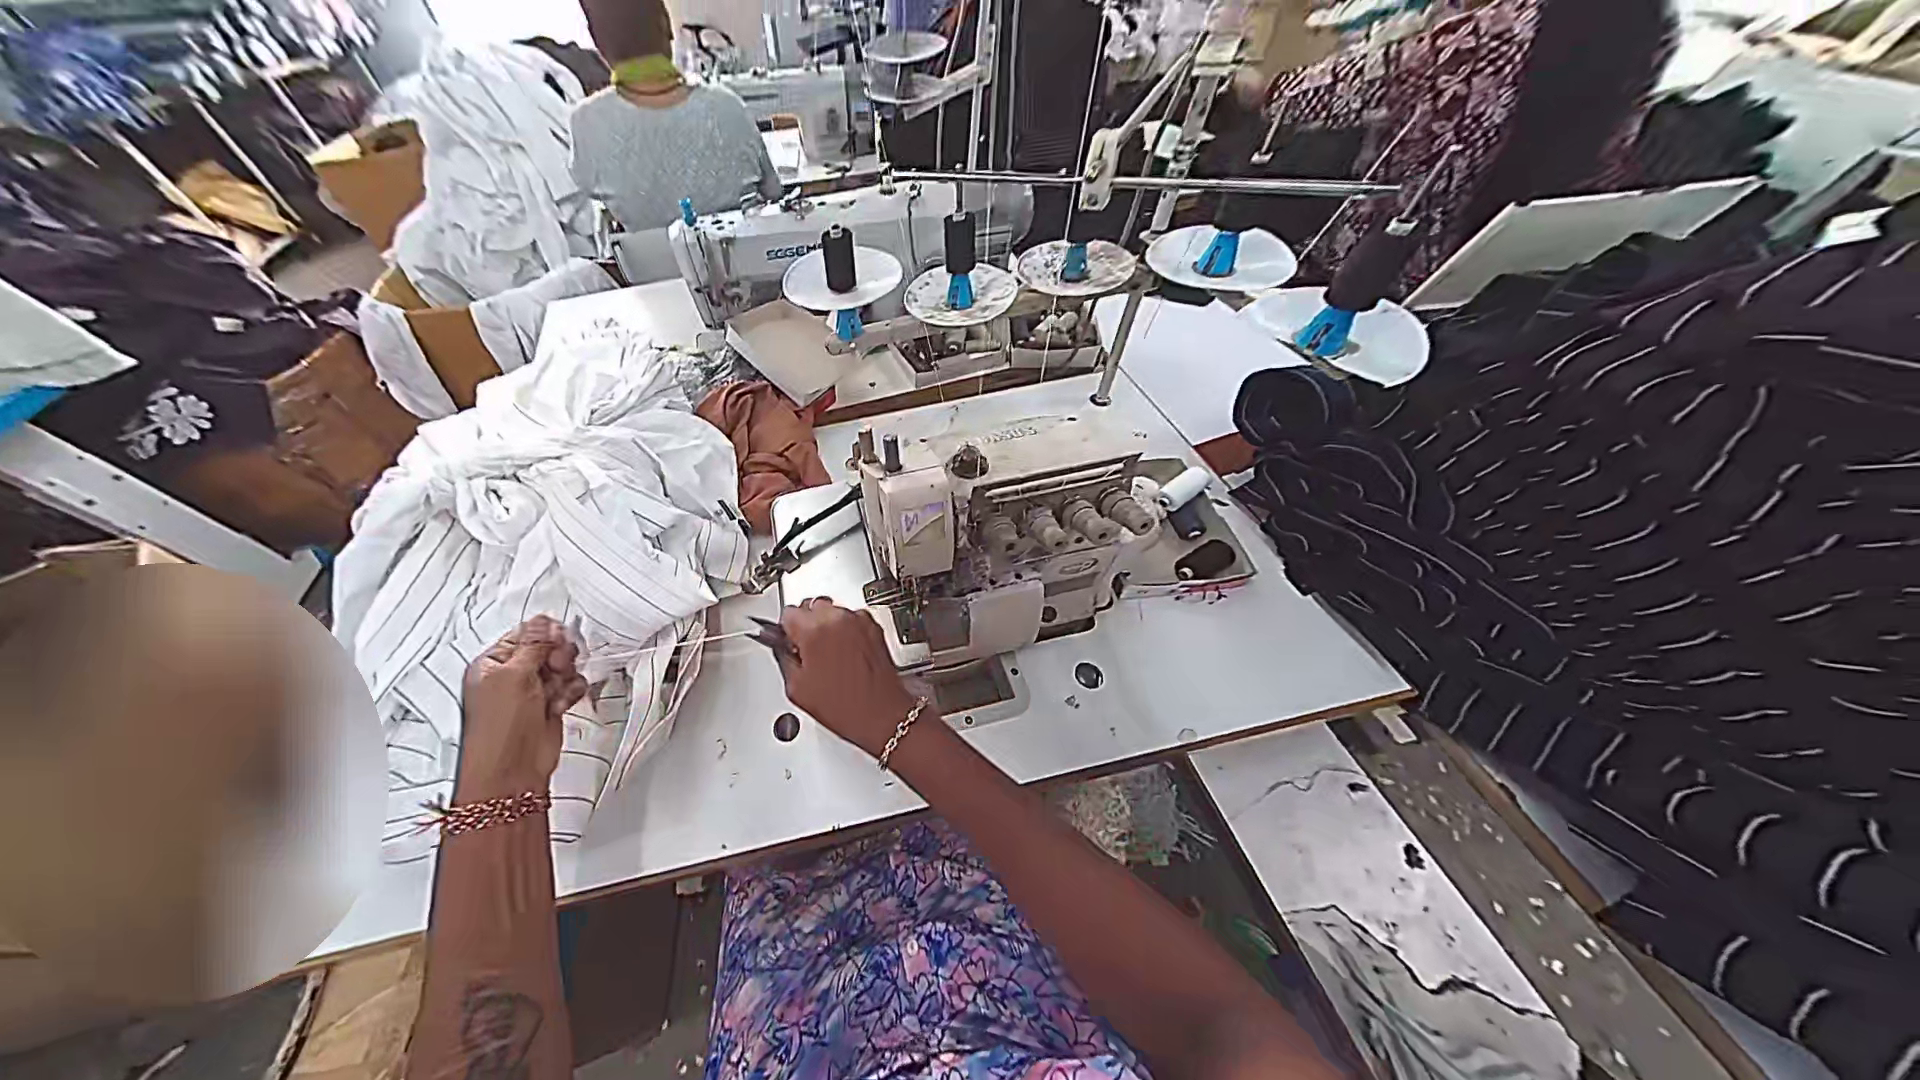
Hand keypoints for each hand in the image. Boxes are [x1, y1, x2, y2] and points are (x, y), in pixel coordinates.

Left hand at [458, 616, 586, 801]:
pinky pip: (572, 686)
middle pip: (549, 648)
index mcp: (493, 664)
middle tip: (555, 666)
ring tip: (555, 690)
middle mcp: (512, 676)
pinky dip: (571, 692)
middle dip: (559, 656)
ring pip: (565, 666)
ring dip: (566, 676)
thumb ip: (534, 644)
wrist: (513, 767)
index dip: (544, 634)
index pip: (525, 634)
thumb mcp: (515, 675)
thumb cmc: (499, 728)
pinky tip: (560, 703)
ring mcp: (532, 691)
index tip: (555, 640)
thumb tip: (544, 621)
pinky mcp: (551, 705)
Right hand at [777, 599, 924, 758]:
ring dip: (827, 626)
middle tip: (808, 650)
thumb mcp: (797, 687)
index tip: (789, 641)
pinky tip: (846, 654)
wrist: (881, 713)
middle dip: (806, 625)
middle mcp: (838, 618)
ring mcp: (858, 620)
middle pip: (811, 606)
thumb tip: (781, 646)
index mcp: (814, 629)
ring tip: (830, 656)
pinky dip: (847, 630)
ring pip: (833, 611)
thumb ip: (784, 657)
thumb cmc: (845, 705)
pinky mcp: (873, 627)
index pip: (788, 612)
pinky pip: (852, 619)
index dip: (786, 630)